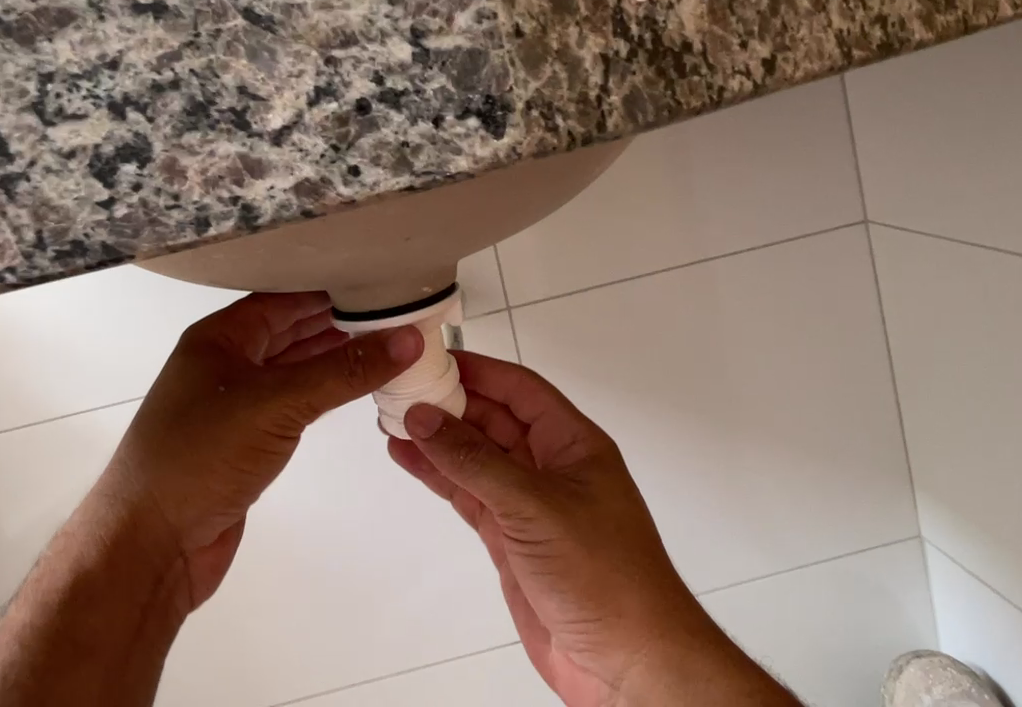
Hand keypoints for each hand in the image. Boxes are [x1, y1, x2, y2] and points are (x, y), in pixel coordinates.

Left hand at [96, 291, 423, 612]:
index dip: (328, 289)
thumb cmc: (201, 456)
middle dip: (337, 321)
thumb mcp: (275, 404)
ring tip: (387, 343)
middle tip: (394, 311)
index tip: (379, 282)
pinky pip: (292, 403)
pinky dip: (322, 393)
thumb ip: (343, 372)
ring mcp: (233, 403)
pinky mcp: (245, 441)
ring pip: (292, 368)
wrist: (149, 544)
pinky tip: (353, 387)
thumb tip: (409, 339)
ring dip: (333, 358)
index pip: (282, 299)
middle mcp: (224, 362)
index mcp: (219, 337)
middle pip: (289, 330)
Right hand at [389, 352, 795, 706]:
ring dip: (437, 438)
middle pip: (493, 418)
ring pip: (475, 456)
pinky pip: (468, 493)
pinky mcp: (510, 538)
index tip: (435, 358)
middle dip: (450, 403)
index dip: (478, 369)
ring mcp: (528, 504)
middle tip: (403, 390)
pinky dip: (438, 475)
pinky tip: (410, 458)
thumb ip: (474, 461)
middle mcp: (550, 467)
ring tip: (393, 419)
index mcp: (572, 444)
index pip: (519, 388)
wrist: (628, 664)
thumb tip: (425, 419)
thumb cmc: (607, 577)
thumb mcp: (534, 506)